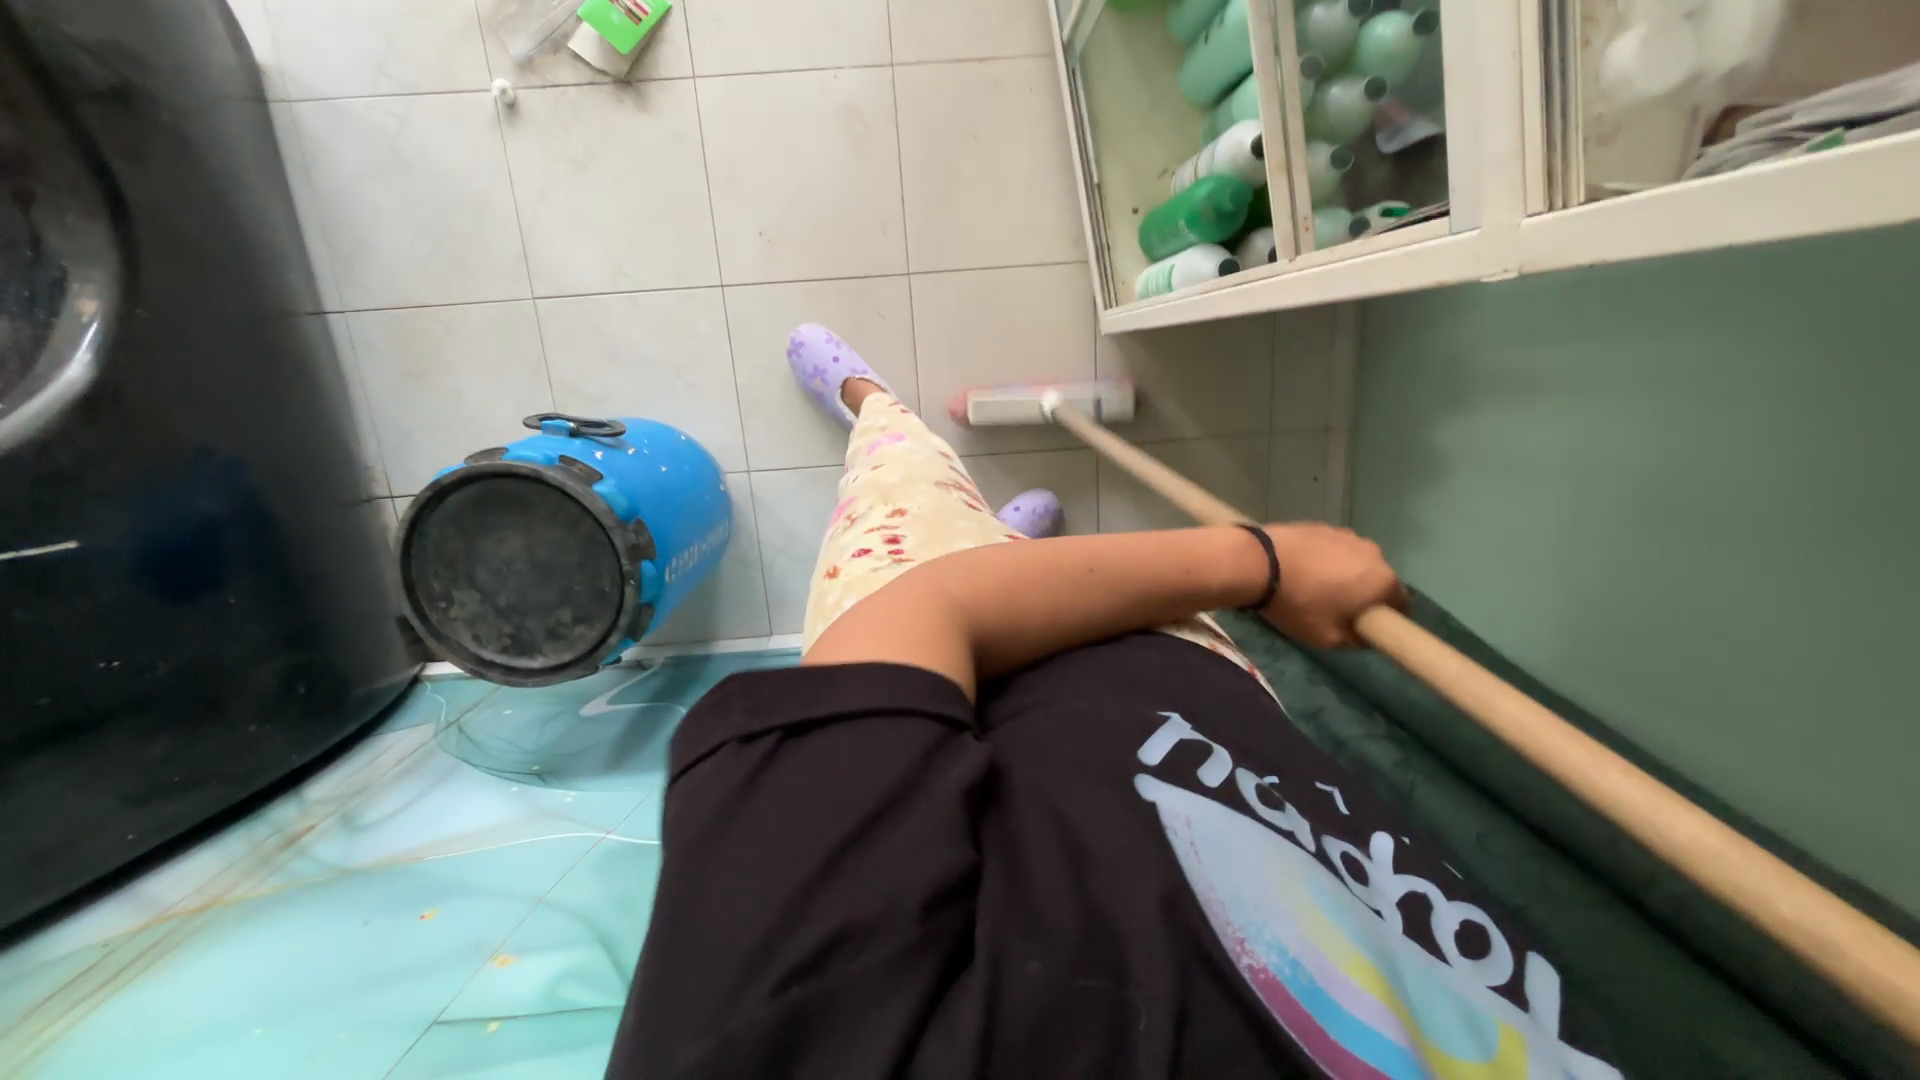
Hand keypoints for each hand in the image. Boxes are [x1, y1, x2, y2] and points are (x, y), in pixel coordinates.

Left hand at [1257, 523, 1406, 647]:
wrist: (1257, 562)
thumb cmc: (1299, 604)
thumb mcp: (1328, 638)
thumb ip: (1355, 640)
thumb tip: (1364, 635)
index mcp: (1383, 580)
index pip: (1400, 603)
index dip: (1386, 617)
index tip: (1365, 625)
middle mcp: (1373, 552)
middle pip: (1377, 578)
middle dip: (1363, 593)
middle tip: (1336, 607)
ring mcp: (1346, 534)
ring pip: (1354, 560)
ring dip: (1343, 573)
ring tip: (1314, 586)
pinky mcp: (1321, 525)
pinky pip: (1332, 548)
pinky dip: (1324, 558)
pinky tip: (1302, 568)